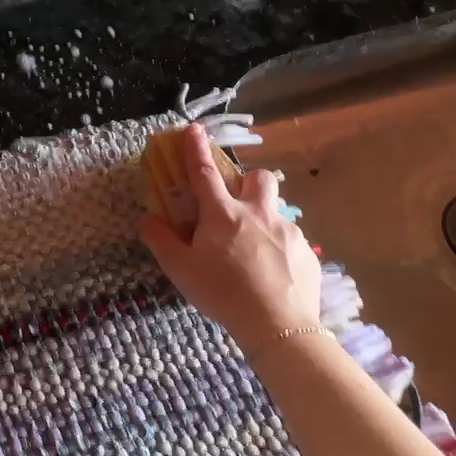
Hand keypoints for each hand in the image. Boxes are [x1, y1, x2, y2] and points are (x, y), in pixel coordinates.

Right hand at [139, 124, 320, 349]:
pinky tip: (270, 274)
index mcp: (222, 214)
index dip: (196, 148)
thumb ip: (160, 239)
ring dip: (262, 219)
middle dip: (248, 181)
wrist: (278, 326)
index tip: (192, 128)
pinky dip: (278, 249)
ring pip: (276, 211)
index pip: (204, 172)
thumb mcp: (179, 268)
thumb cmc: (221, 292)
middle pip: (259, 178)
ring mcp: (287, 232)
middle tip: (237, 203)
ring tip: (252, 251)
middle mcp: (257, 214)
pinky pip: (290, 241)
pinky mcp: (308, 254)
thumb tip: (147, 219)